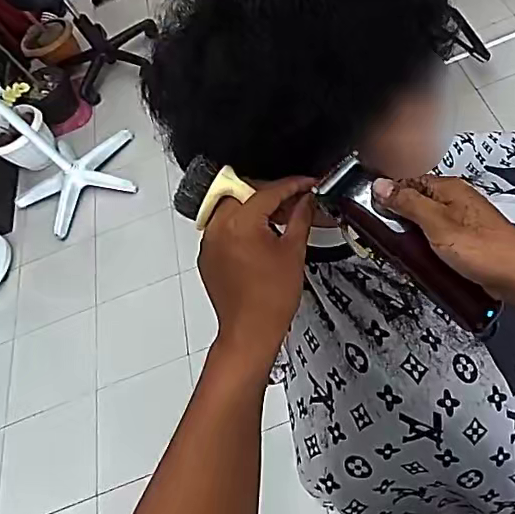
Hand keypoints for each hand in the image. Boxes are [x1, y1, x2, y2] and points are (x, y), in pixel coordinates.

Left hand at [200, 177, 313, 360]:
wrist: (251, 330)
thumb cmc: (270, 299)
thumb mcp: (294, 250)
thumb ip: (300, 217)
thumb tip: (306, 200)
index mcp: (240, 224)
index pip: (267, 191)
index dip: (293, 185)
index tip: (307, 184)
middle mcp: (218, 229)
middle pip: (244, 192)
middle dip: (271, 192)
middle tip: (296, 198)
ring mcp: (209, 242)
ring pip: (231, 207)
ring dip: (256, 206)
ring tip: (281, 217)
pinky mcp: (207, 255)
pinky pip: (223, 227)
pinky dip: (243, 224)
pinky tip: (264, 235)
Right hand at [371, 176, 514, 301]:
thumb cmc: (489, 250)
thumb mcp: (436, 224)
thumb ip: (408, 204)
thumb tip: (382, 187)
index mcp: (451, 189)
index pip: (409, 182)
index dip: (389, 196)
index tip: (372, 209)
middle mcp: (458, 203)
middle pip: (417, 206)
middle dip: (401, 223)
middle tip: (392, 238)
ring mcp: (464, 225)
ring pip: (428, 228)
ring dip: (416, 241)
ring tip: (411, 254)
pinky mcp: (468, 245)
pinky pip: (440, 245)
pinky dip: (431, 253)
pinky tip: (429, 263)